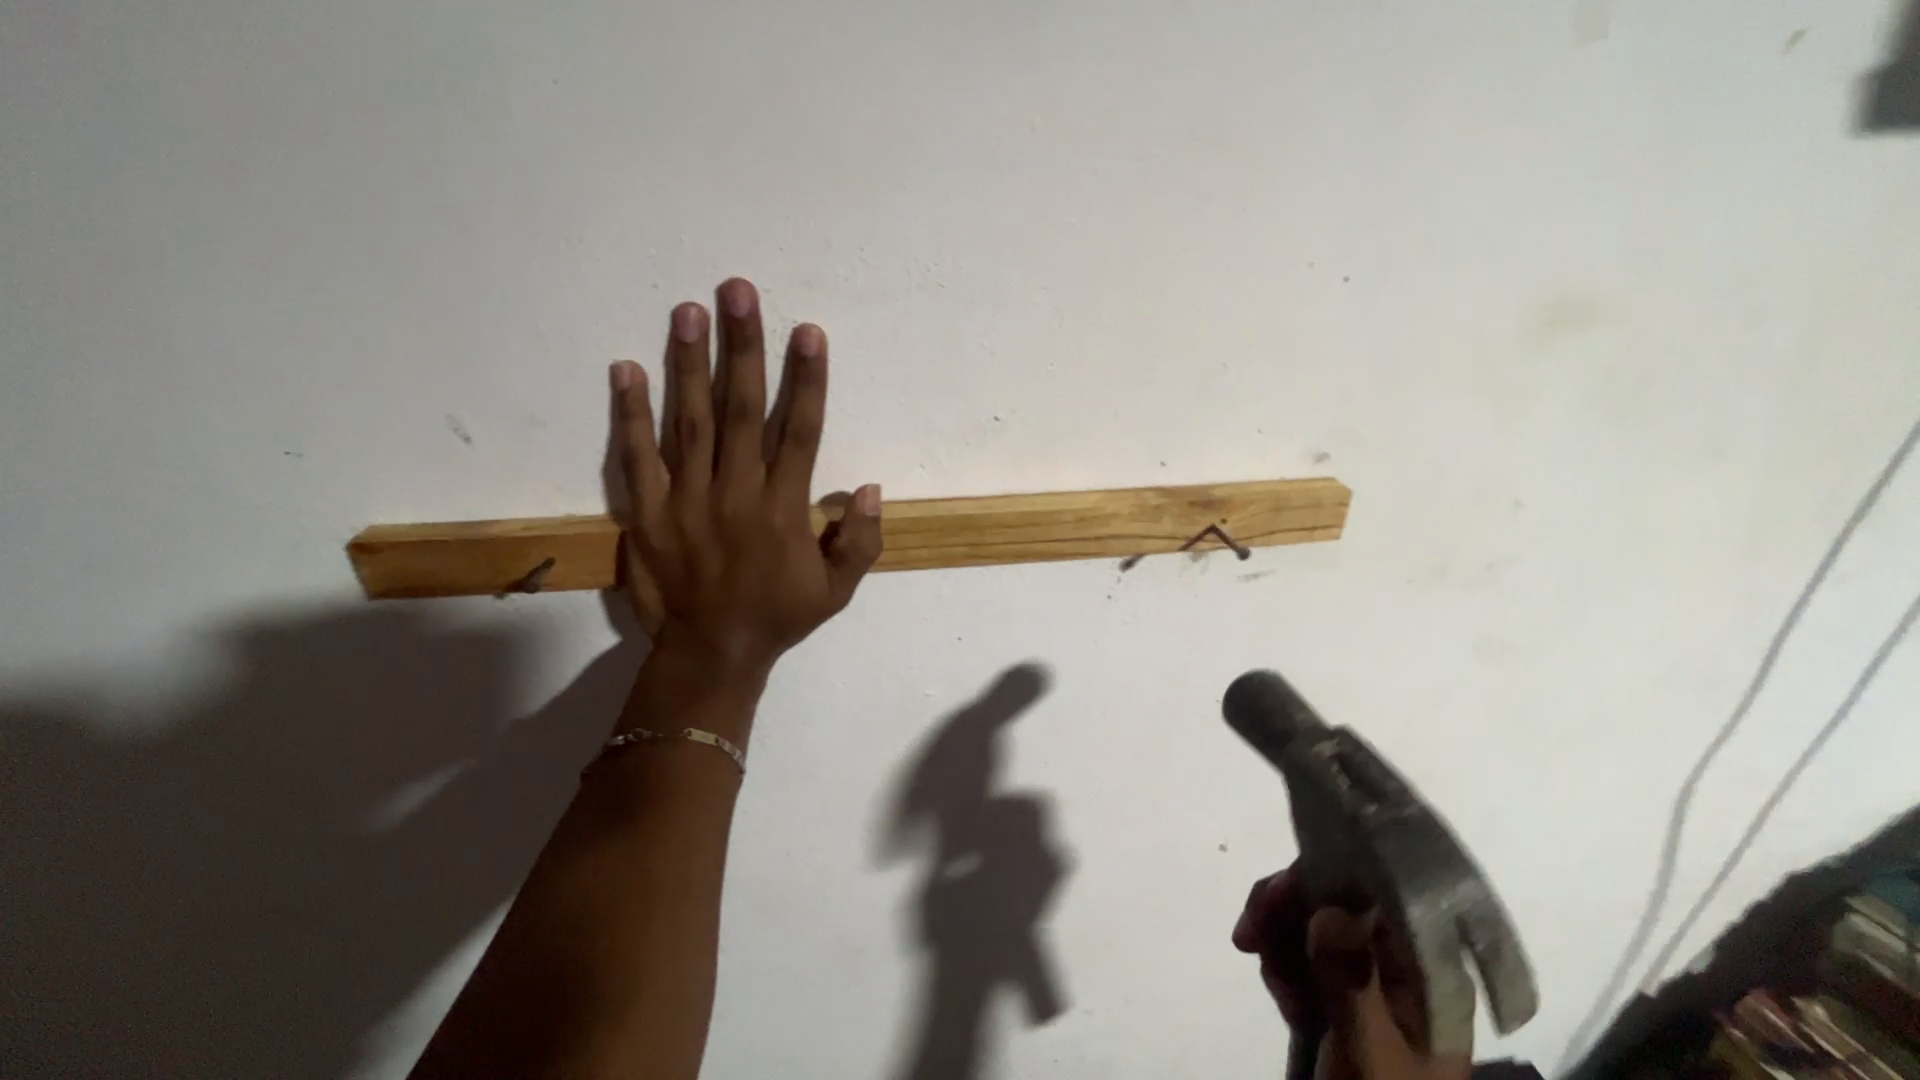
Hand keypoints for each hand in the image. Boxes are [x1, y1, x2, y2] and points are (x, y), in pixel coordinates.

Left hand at [611, 277, 881, 683]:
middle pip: (742, 409)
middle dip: (744, 347)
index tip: (808, 332)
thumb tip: (870, 489)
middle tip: (738, 292)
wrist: (710, 654)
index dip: (806, 380)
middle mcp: (737, 493)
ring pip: (691, 421)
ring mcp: (688, 500)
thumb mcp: (836, 591)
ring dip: (690, 363)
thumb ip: (859, 542)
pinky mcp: (648, 512)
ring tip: (688, 311)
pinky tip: (625, 369)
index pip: (799, 432)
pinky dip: (630, 414)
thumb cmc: (777, 618)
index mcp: (783, 509)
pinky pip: (637, 457)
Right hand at [1233, 867, 1471, 1079]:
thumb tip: (1330, 910)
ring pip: (1314, 930)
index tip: (1275, 895)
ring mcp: (1373, 986)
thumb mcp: (1369, 1053)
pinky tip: (1282, 1001)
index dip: (1322, 880)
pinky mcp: (1344, 1005)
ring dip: (1281, 942)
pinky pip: (1306, 962)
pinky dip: (1285, 969)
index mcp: (1428, 971)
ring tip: (1273, 985)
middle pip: (1338, 904)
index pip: (1376, 893)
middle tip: (1247, 935)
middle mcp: (1404, 967)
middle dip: (1289, 911)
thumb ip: (1351, 981)